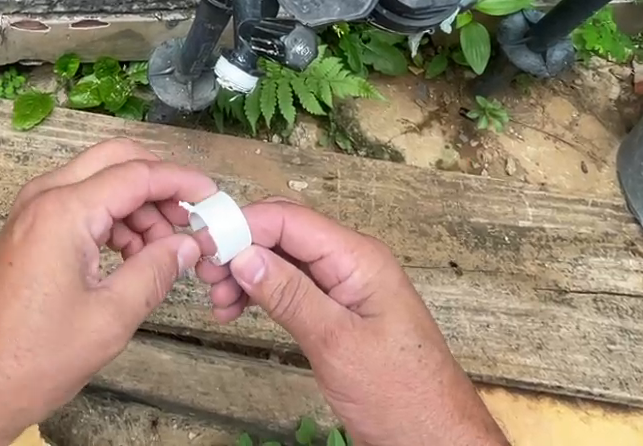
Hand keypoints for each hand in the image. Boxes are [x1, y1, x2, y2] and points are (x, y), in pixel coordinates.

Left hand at [0, 140, 214, 444]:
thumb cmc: (33, 358)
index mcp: (63, 210)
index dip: (180, 181)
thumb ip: (155, 272)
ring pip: (98, 178)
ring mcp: (32, 208)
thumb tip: (188, 246)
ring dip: (135, 203)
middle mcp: (44, 195)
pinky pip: (79, 201)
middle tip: (190, 217)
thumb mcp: (109, 318)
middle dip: (158, 182)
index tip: (212, 195)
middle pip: (115, 159)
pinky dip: (111, 217)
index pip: (136, 174)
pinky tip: (131, 255)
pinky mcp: (29, 227)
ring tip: (163, 250)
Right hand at [195, 200, 508, 445]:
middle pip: (283, 233)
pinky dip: (261, 293)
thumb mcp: (337, 344)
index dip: (244, 225)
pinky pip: (290, 285)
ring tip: (217, 300)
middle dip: (241, 246)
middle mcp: (349, 261)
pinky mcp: (336, 310)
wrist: (437, 444)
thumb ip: (290, 295)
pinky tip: (236, 309)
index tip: (205, 244)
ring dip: (246, 272)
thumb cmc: (400, 395)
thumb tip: (242, 254)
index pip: (290, 220)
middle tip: (205, 275)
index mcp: (357, 257)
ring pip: (282, 259)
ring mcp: (342, 285)